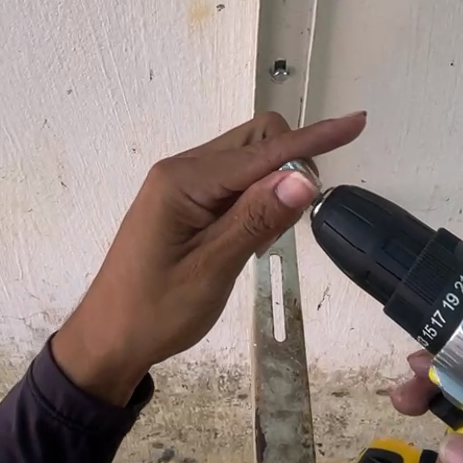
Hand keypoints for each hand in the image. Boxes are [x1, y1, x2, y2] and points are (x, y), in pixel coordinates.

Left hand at [53, 110, 367, 403]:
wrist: (107, 339)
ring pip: (248, 156)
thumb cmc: (155, 312)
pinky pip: (235, 178)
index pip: (263, 153)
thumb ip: (256, 220)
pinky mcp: (186, 198)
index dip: (312, 141)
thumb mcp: (211, 271)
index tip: (355, 124)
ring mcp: (183, 181)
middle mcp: (184, 168)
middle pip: (256, 139)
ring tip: (261, 239)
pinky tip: (247, 235)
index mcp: (185, 181)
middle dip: (289, 164)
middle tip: (288, 223)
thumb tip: (305, 178)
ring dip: (273, 182)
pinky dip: (256, 196)